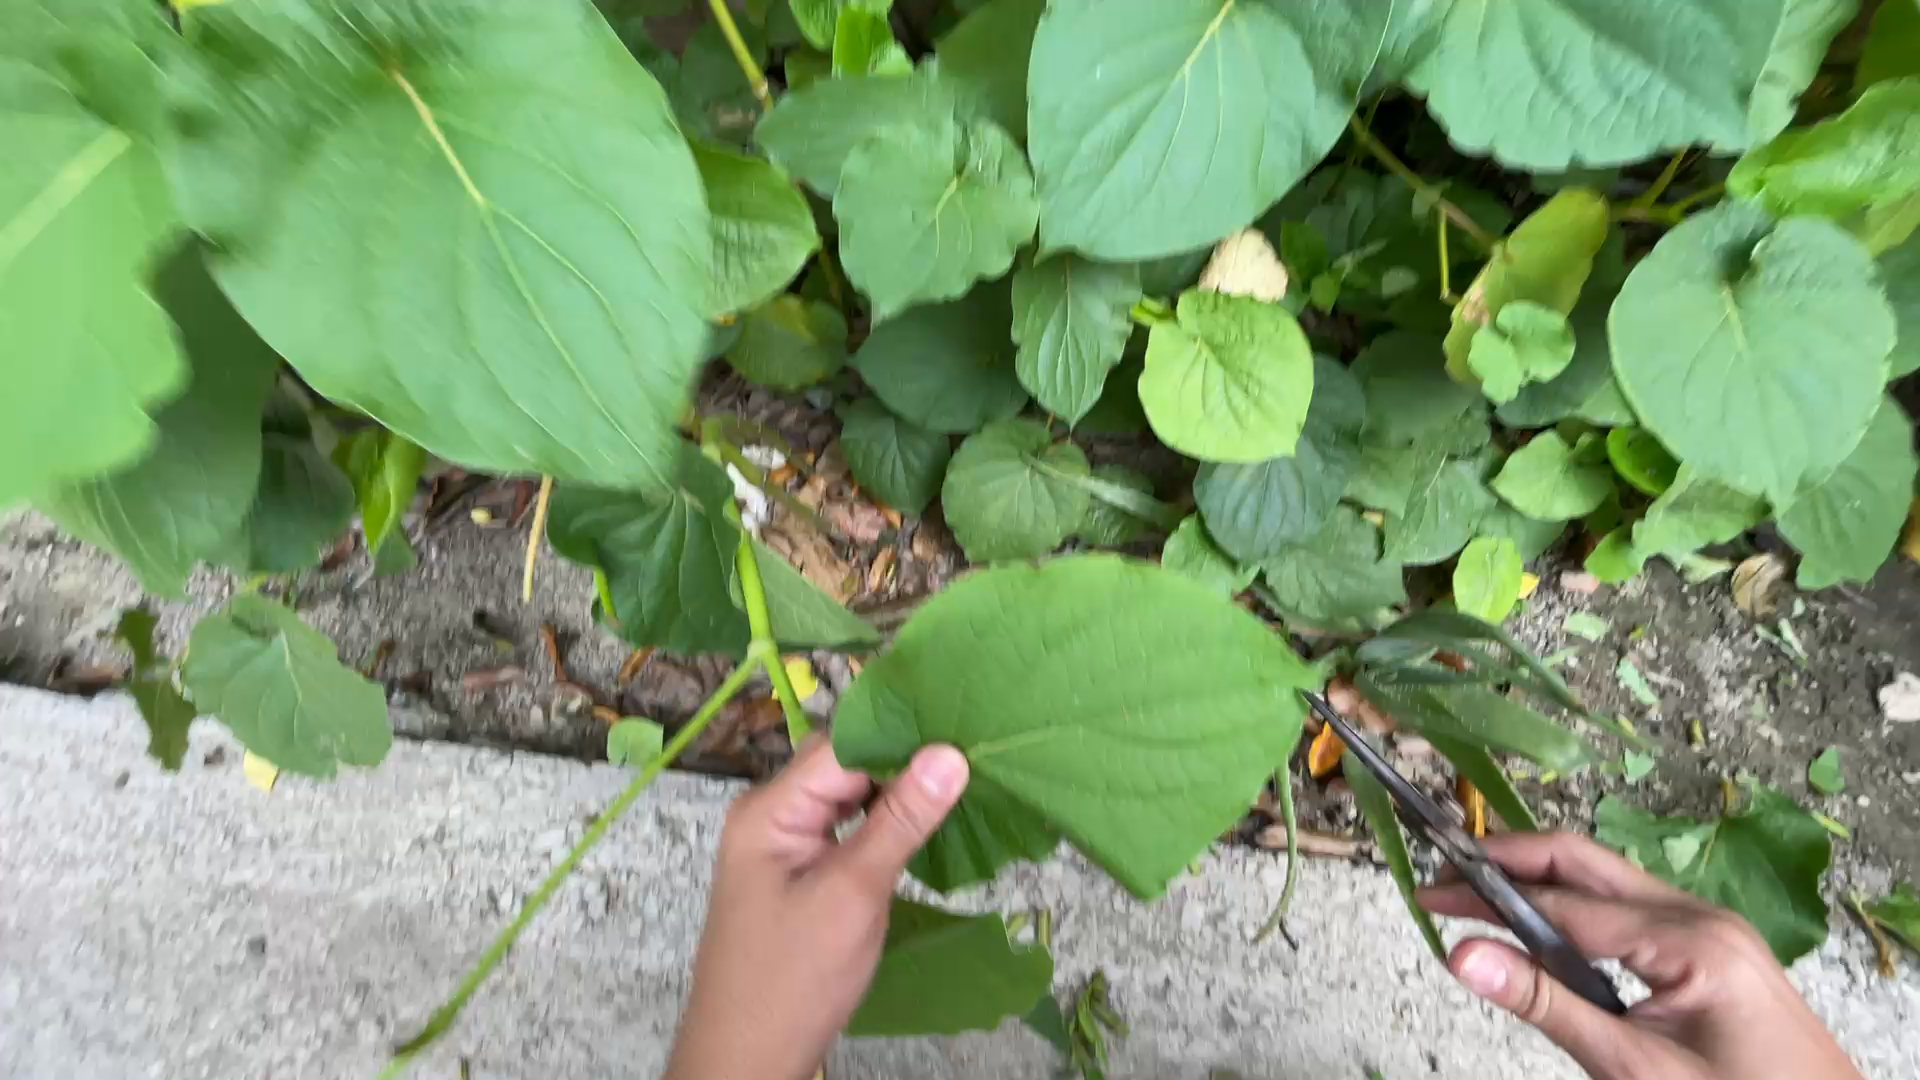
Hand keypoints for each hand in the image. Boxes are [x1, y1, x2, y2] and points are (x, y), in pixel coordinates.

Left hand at [663, 737, 968, 1079]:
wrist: (746, 1065)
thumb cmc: (796, 978)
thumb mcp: (855, 892)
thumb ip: (902, 819)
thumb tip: (950, 753)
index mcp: (770, 807)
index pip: (841, 747)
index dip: (898, 737)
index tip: (957, 734)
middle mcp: (771, 810)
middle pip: (842, 765)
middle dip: (899, 761)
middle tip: (964, 757)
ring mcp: (783, 839)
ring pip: (846, 793)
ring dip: (892, 790)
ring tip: (951, 780)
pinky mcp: (798, 865)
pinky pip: (843, 822)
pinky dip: (879, 819)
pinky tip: (917, 820)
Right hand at [1418, 832, 1861, 1079]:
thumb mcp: (1637, 1071)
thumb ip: (1544, 1004)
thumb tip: (1456, 953)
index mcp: (1691, 939)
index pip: (1559, 904)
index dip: (1484, 896)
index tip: (1426, 898)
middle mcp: (1698, 914)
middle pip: (1577, 859)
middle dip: (1503, 860)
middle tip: (1442, 876)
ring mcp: (1705, 926)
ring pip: (1594, 876)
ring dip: (1529, 878)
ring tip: (1472, 894)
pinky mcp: (1704, 945)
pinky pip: (1616, 904)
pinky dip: (1562, 904)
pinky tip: (1532, 922)